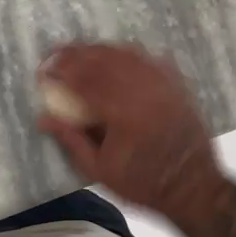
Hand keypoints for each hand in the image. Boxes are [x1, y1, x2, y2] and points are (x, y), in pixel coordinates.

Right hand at [38, 43, 226, 221]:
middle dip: (75, 54)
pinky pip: (148, 58)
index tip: (42, 70)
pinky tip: (115, 56)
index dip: (60, 70)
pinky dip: (127, 54)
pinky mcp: (175, 84)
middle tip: (55, 54)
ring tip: (79, 52)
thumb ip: (71, 139)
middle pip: (102, 60)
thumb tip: (43, 118)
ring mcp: (162, 84)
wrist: (193, 186)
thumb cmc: (144, 184)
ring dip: (98, 50)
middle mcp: (143, 90)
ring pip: (125, 54)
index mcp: (121, 112)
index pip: (83, 80)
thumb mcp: (100, 169)